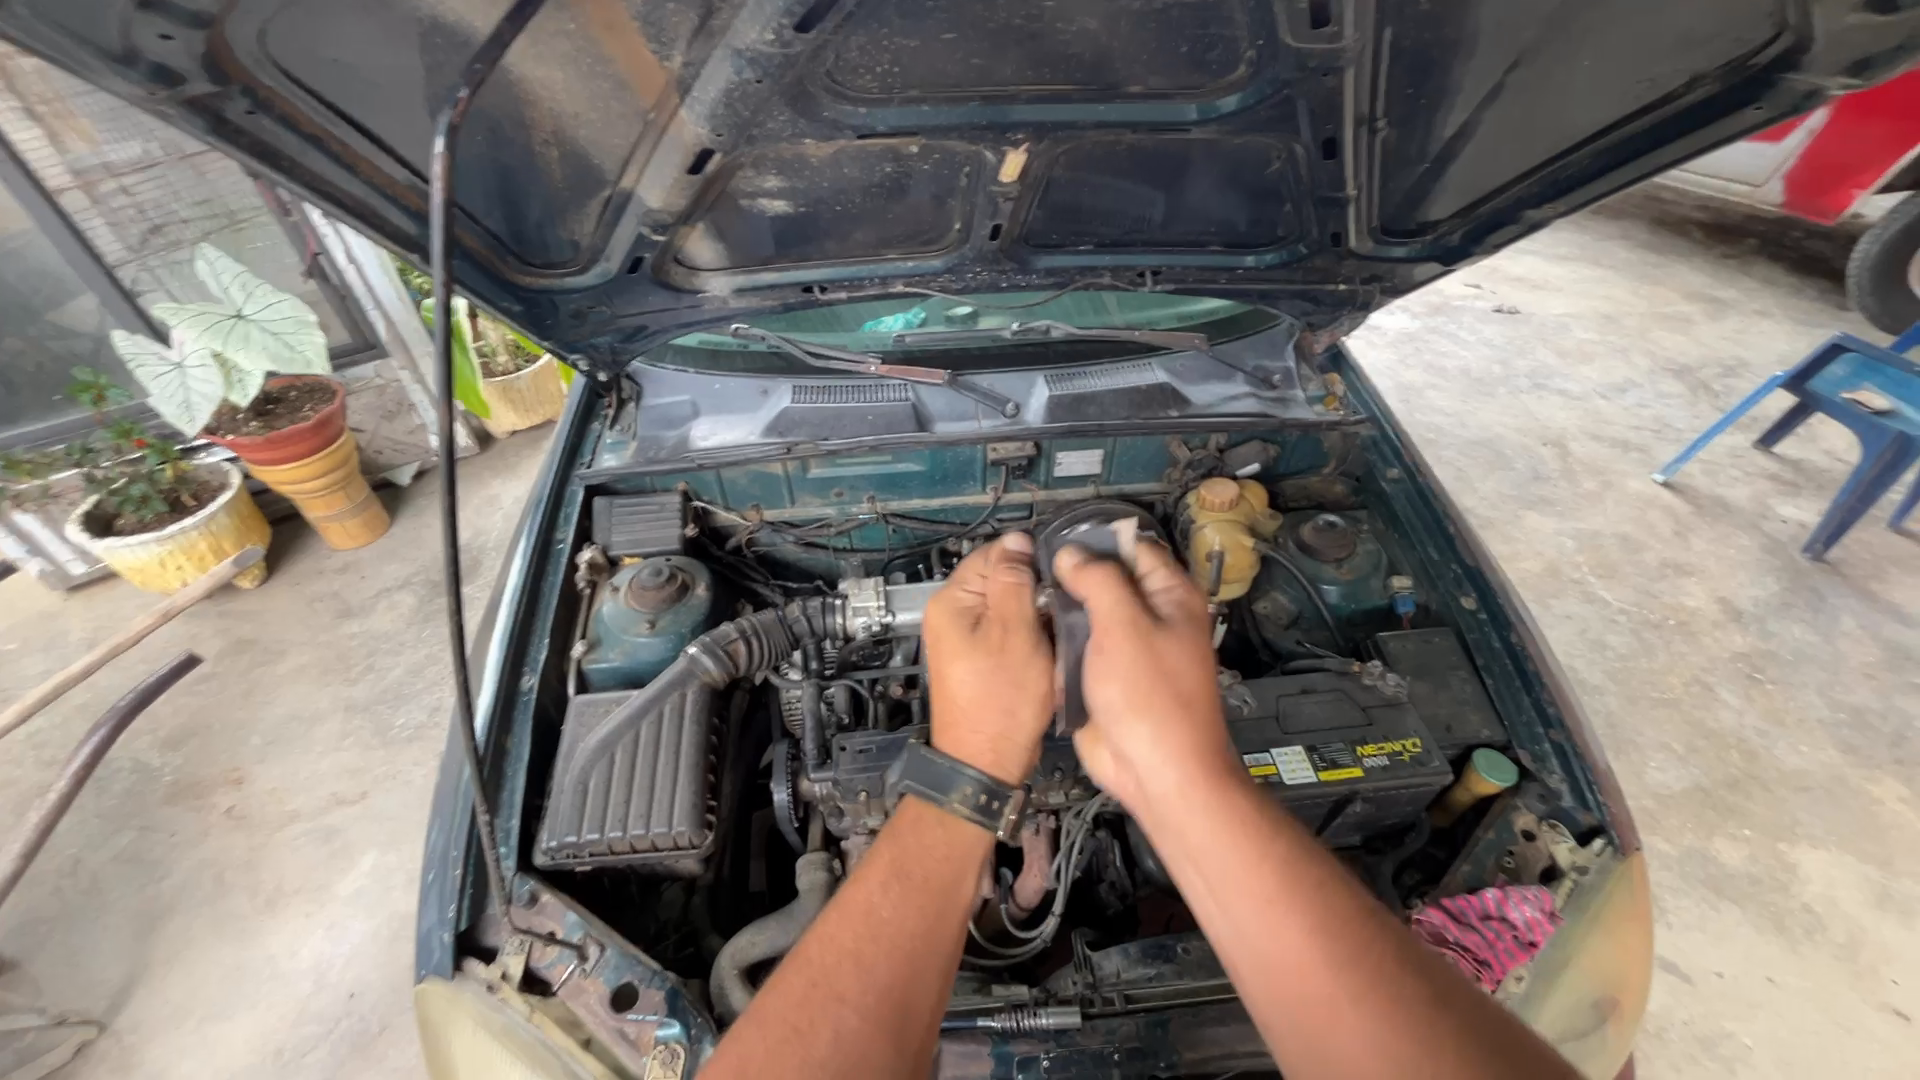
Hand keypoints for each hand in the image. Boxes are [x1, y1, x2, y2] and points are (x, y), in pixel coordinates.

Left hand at [921, 533, 1054, 784]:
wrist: (986, 763)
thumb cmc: (1002, 698)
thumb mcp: (1015, 632)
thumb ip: (1014, 581)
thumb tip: (1017, 539)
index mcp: (952, 600)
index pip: (993, 554)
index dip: (1029, 559)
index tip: (1064, 573)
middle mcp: (952, 614)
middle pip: (1001, 581)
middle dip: (1035, 590)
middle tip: (1068, 603)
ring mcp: (966, 638)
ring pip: (1010, 607)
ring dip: (1037, 615)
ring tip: (1064, 627)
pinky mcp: (981, 659)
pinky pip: (1009, 633)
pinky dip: (1032, 636)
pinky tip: (1052, 647)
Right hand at [1051, 541, 1239, 813]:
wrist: (1155, 771)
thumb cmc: (1150, 695)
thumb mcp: (1124, 625)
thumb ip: (1097, 580)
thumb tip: (1070, 552)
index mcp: (1169, 596)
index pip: (1133, 548)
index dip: (1096, 539)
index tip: (1055, 535)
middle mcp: (1149, 617)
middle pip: (1104, 581)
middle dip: (1070, 575)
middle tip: (1028, 566)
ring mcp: (1124, 648)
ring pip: (1085, 614)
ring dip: (1059, 610)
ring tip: (1022, 594)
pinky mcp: (1102, 675)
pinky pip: (1076, 647)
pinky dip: (1057, 642)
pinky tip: (1031, 630)